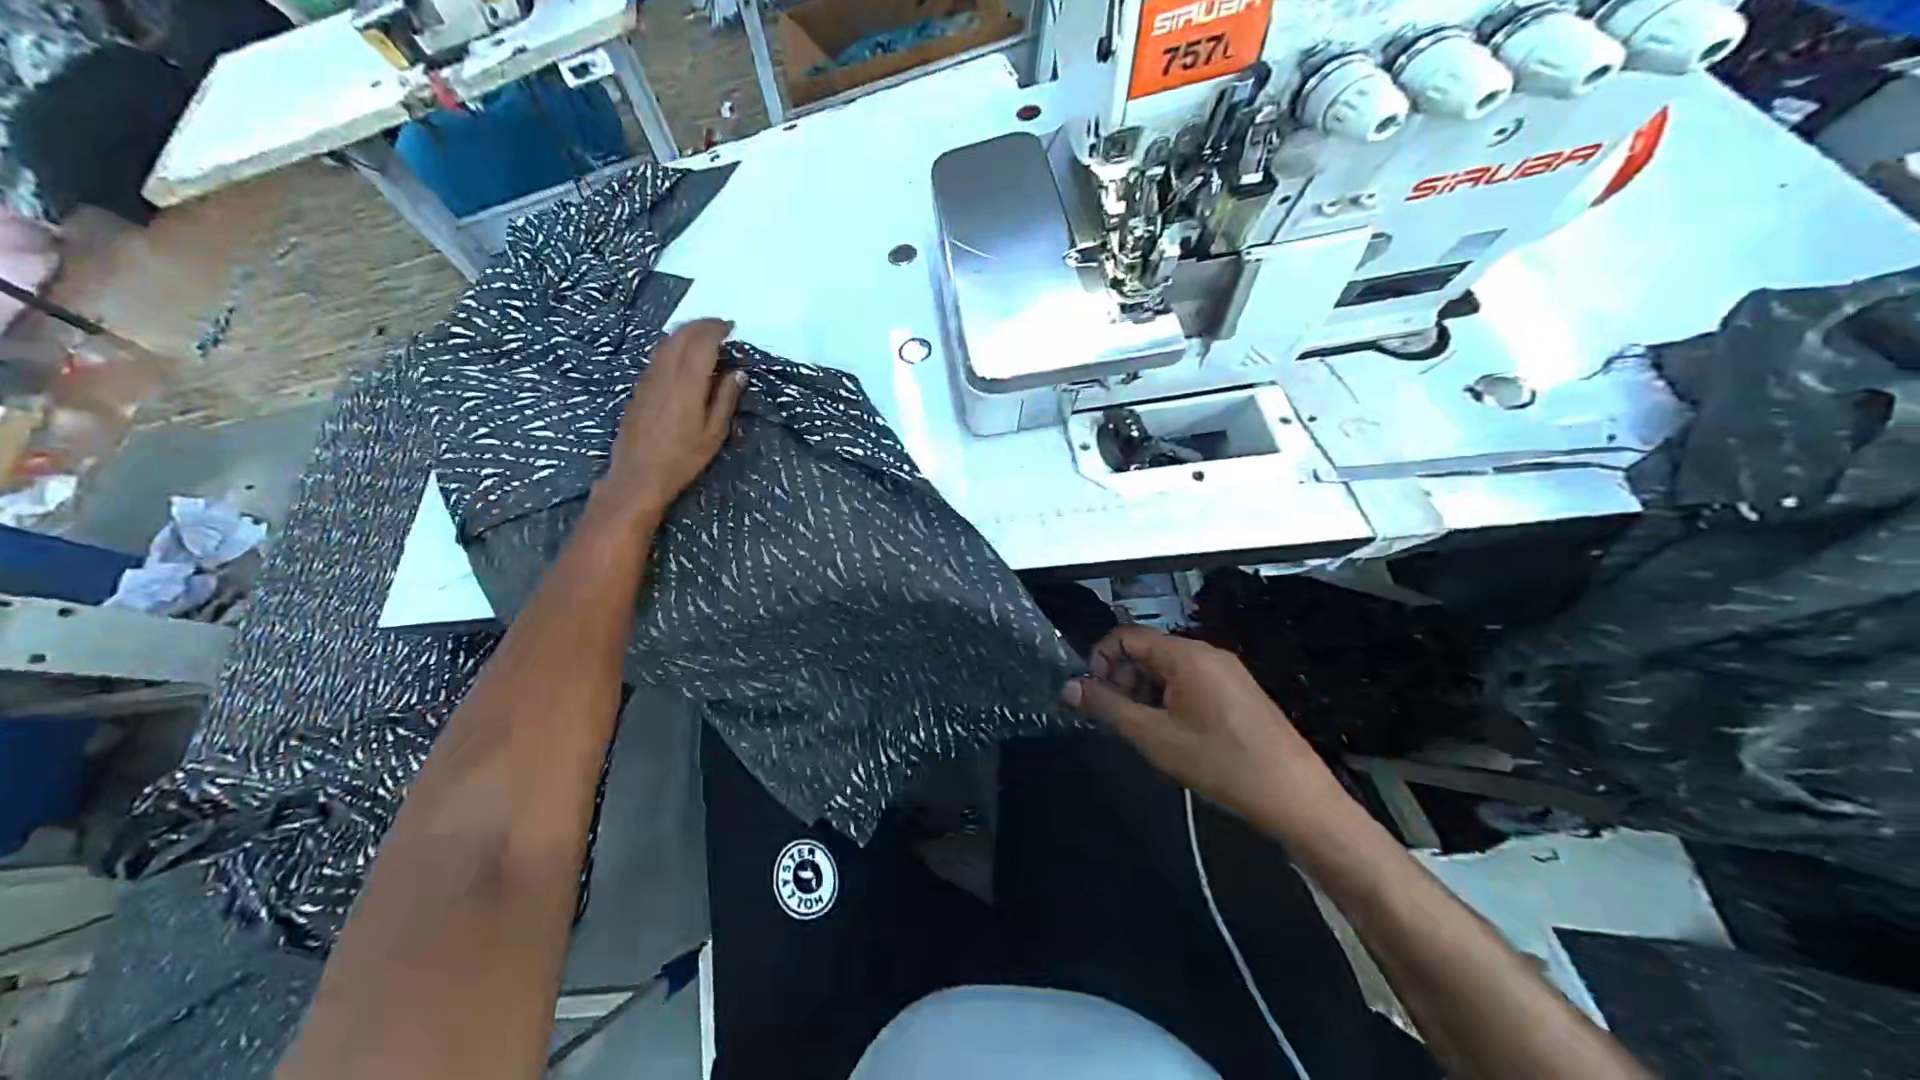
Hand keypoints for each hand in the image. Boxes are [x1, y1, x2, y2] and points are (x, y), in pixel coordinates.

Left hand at [596, 318, 744, 522]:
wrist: (638, 475)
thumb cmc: (682, 458)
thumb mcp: (714, 433)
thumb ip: (725, 399)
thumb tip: (737, 373)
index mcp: (687, 384)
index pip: (702, 342)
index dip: (717, 330)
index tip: (731, 327)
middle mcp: (665, 373)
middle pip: (681, 335)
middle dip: (701, 325)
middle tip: (720, 327)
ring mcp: (648, 378)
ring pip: (666, 342)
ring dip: (685, 332)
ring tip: (703, 335)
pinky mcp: (639, 387)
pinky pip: (657, 355)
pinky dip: (673, 345)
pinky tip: (682, 355)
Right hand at [1061, 625, 1334, 825]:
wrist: (1294, 796)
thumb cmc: (1219, 763)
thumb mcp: (1153, 737)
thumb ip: (1107, 708)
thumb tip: (1069, 687)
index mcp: (1186, 655)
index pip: (1125, 636)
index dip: (1100, 661)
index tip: (1095, 697)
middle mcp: (1207, 653)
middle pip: (1146, 651)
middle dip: (1123, 680)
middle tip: (1121, 721)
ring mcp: (1226, 671)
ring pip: (1167, 669)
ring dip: (1145, 694)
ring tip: (1149, 734)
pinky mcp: (1238, 691)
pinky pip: (1190, 682)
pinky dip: (1170, 701)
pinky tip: (1176, 736)